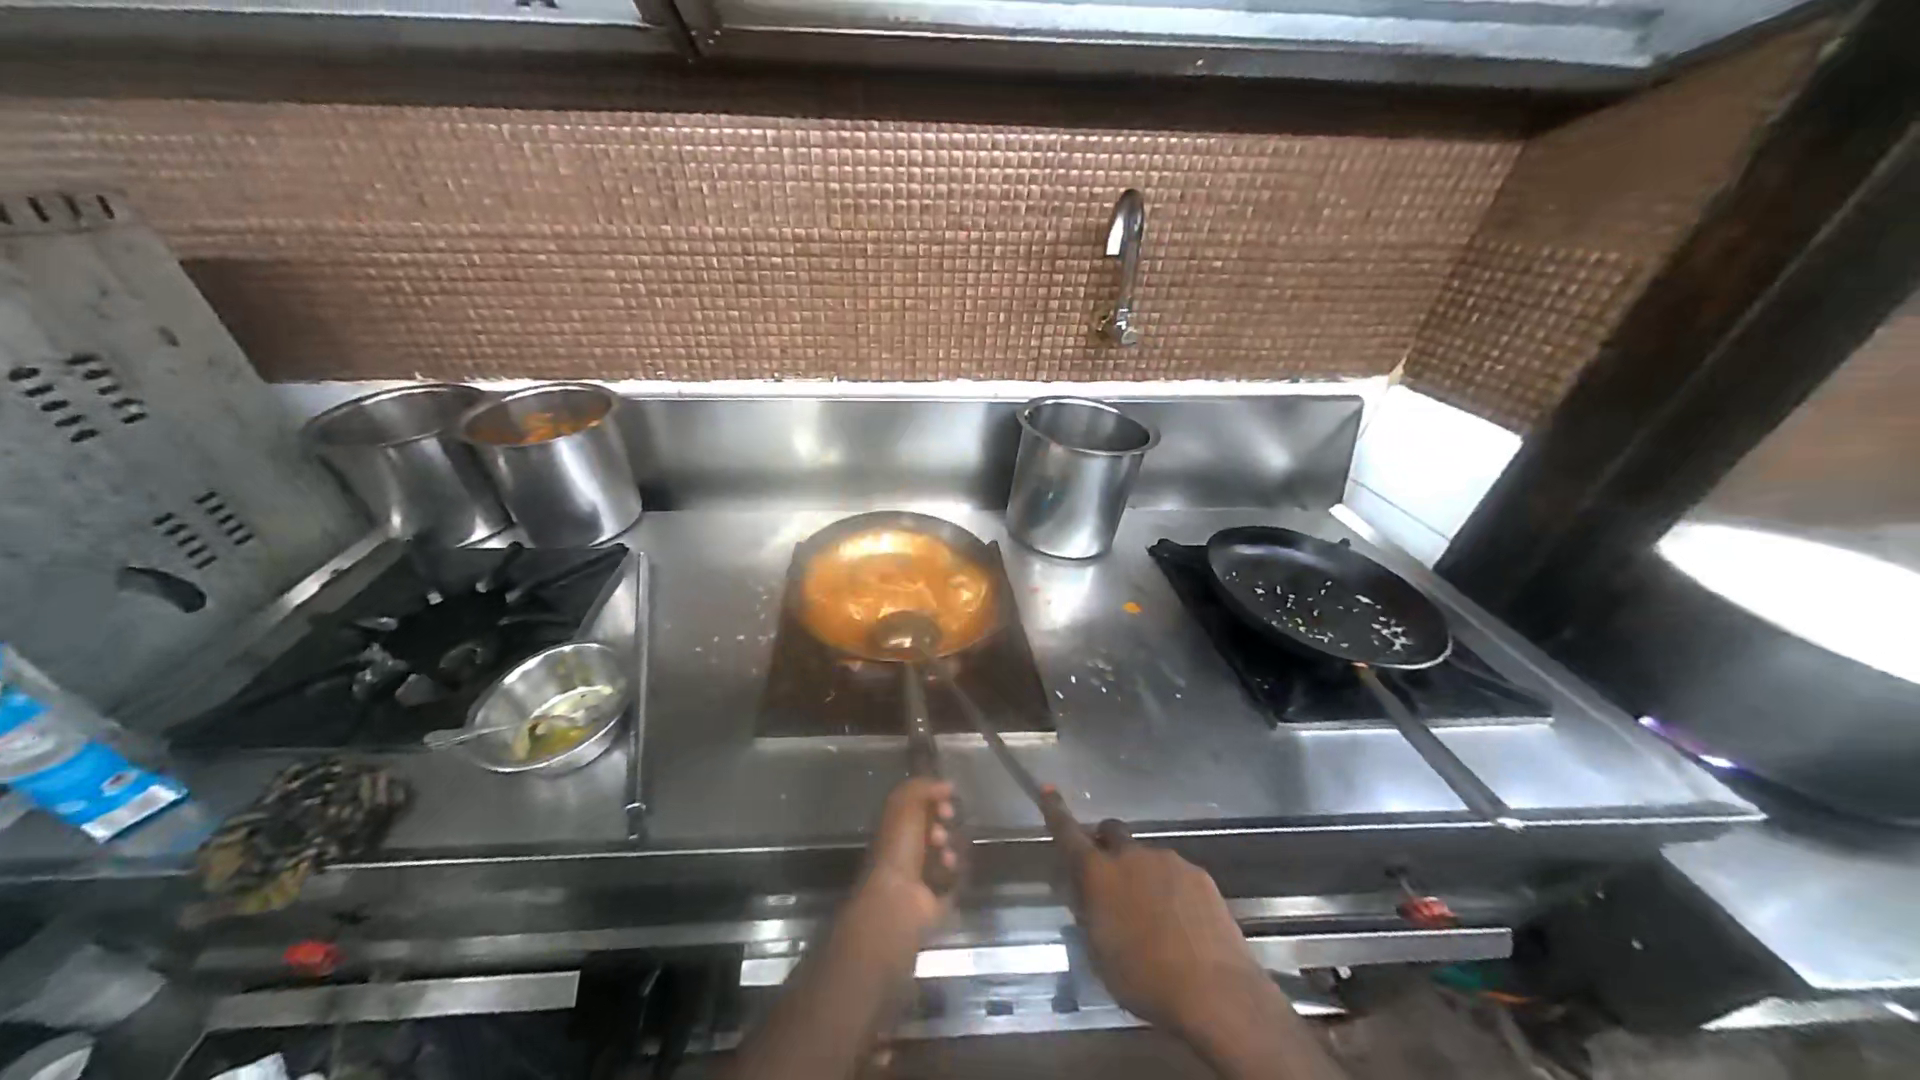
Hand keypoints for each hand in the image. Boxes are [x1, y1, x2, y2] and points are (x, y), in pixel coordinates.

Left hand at [854, 777, 958, 939]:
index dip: (936, 798)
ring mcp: (924, 867)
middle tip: (943, 824)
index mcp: (896, 823)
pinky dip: (954, 866)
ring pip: (949, 846)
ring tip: (943, 852)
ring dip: (950, 844)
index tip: (945, 799)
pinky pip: (956, 869)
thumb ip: (924, 787)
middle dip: (945, 821)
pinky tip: (947, 867)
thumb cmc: (898, 846)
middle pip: (938, 823)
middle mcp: (909, 844)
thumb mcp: (904, 804)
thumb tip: (948, 785)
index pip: (922, 804)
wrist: (899, 895)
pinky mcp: (939, 888)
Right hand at [1052, 809, 1268, 1039]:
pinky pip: (1175, 874)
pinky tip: (1181, 924)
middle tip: (1109, 878)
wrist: (1215, 991)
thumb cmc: (1144, 978)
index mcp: (1098, 873)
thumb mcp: (1099, 951)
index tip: (1047, 790)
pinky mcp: (1199, 875)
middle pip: (1112, 832)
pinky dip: (1170, 889)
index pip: (1068, 833)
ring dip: (1141, 874)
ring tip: (1153, 917)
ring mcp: (1168, 861)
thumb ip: (1089, 913)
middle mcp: (1131, 856)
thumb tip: (1085, 895)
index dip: (1055, 811)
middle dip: (1106, 845)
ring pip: (1146, 857)